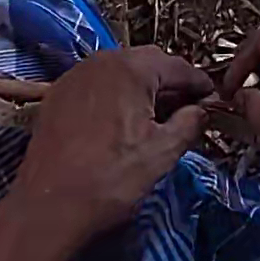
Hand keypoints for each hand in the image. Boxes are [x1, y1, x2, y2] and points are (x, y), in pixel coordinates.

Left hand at [12, 47, 212, 238]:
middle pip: (148, 62)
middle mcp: (104, 59)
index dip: (197, 82)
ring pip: (121, 69)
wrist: (49, 201)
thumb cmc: (110, 176)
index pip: (176, 65)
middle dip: (169, 82)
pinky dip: (114, 92)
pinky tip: (118, 119)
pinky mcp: (61, 89)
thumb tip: (201, 110)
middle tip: (185, 108)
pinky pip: (97, 81)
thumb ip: (188, 124)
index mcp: (132, 68)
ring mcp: (79, 71)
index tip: (210, 97)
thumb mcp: (161, 154)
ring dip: (140, 86)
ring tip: (153, 115)